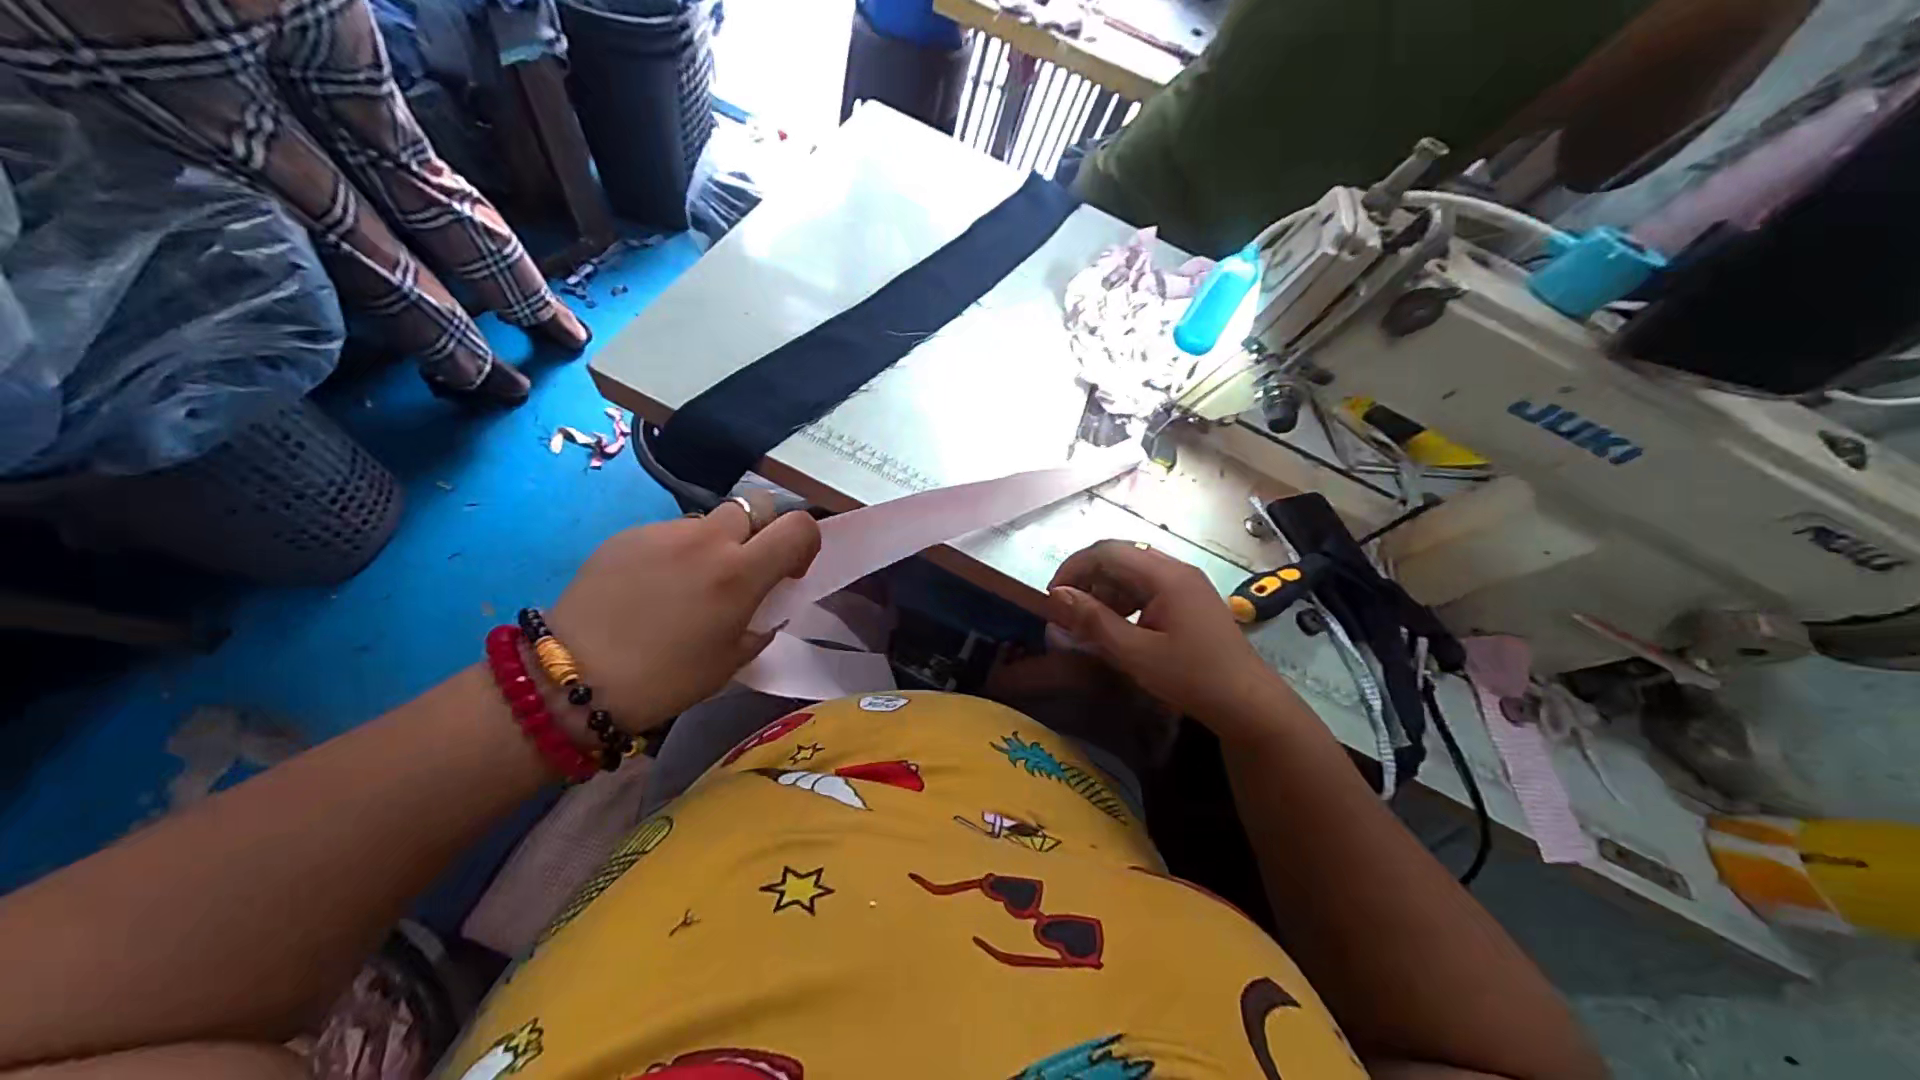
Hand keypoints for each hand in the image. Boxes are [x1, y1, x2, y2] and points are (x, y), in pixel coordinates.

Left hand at [547, 499, 819, 732]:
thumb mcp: (732, 660)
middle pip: (755, 506)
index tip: (789, 570)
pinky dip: (675, 553)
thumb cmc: (666, 679)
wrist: (575, 677)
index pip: (798, 526)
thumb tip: (765, 604)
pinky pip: (668, 534)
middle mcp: (706, 539)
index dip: (806, 542)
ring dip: (715, 543)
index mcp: (739, 572)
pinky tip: (651, 588)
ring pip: (709, 521)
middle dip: (761, 531)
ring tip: (689, 584)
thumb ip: (761, 622)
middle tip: (743, 568)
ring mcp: (663, 531)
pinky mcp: (627, 534)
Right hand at [1045, 540, 1303, 738]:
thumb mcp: (1135, 653)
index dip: (1073, 568)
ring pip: (1132, 573)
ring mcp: (1185, 585)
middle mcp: (1176, 571)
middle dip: (1087, 579)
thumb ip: (1093, 621)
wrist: (1247, 704)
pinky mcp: (1188, 602)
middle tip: (1066, 611)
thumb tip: (1057, 596)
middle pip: (1120, 558)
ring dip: (1104, 592)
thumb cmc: (1191, 678)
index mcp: (1166, 576)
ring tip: (1086, 623)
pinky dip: (1123, 602)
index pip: (1107, 552)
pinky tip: (1114, 628)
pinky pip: (1146, 589)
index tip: (1052, 597)